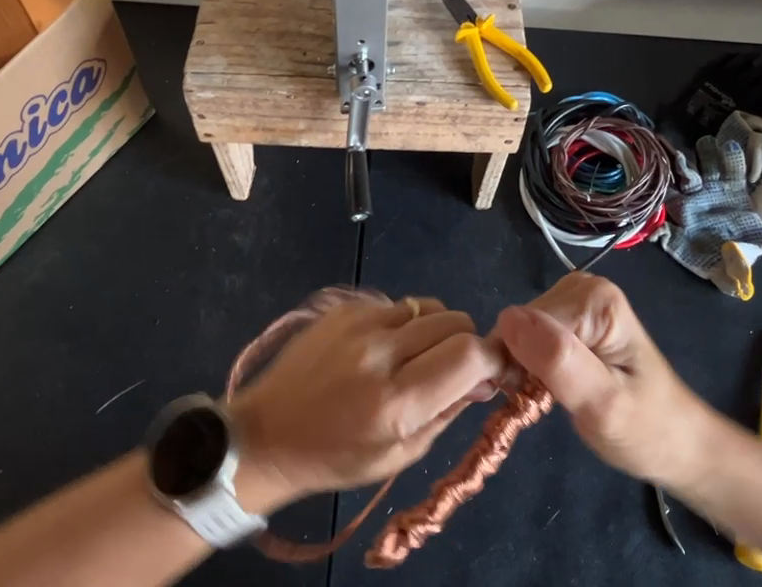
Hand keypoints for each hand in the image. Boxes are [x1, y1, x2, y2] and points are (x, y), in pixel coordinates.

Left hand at [229, 297, 502, 508]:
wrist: (268, 433)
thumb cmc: (337, 457)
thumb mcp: (400, 455)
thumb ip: (448, 412)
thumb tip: (484, 379)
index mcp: (396, 401)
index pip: (468, 354)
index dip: (492, 358)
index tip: (493, 370)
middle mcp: (379, 353)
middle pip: (455, 321)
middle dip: (468, 343)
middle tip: (455, 368)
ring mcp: (359, 323)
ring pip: (429, 306)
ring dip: (437, 329)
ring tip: (419, 357)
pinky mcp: (344, 308)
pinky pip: (397, 304)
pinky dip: (406, 323)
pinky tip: (388, 348)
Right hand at [493, 272, 719, 489]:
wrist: (678, 443)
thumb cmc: (647, 431)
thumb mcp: (603, 405)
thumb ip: (558, 361)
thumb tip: (507, 320)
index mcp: (595, 299)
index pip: (524, 322)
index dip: (515, 361)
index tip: (529, 399)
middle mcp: (583, 288)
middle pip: (520, 322)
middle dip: (517, 363)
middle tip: (541, 402)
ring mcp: (576, 301)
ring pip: (519, 330)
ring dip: (520, 366)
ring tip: (546, 397)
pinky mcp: (570, 318)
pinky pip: (528, 335)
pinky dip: (528, 364)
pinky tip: (546, 385)